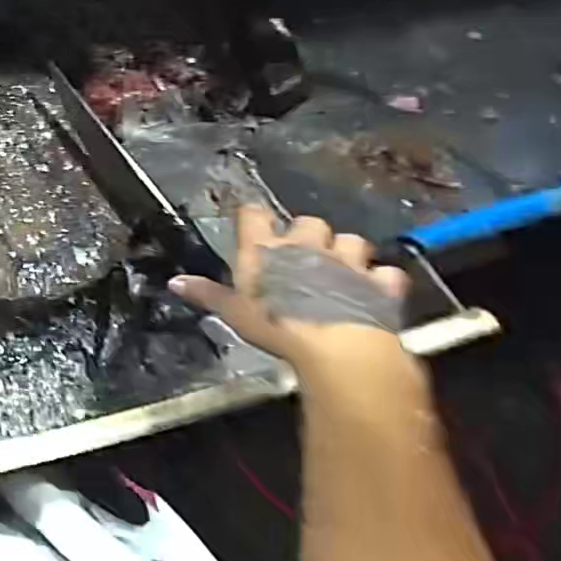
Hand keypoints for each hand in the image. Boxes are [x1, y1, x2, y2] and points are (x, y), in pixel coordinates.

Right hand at [170, 205, 416, 390]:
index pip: (253, 213)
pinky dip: (380, 279)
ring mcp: (346, 261)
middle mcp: (305, 245)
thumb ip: (207, 294)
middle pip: (307, 221)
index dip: (251, 216)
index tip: (249, 223)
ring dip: (345, 251)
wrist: (338, 347)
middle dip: (306, 234)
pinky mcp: (379, 283)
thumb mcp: (234, 312)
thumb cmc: (276, 325)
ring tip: (339, 269)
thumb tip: (175, 282)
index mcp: (265, 248)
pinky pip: (386, 273)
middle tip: (298, 255)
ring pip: (350, 240)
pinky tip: (374, 290)